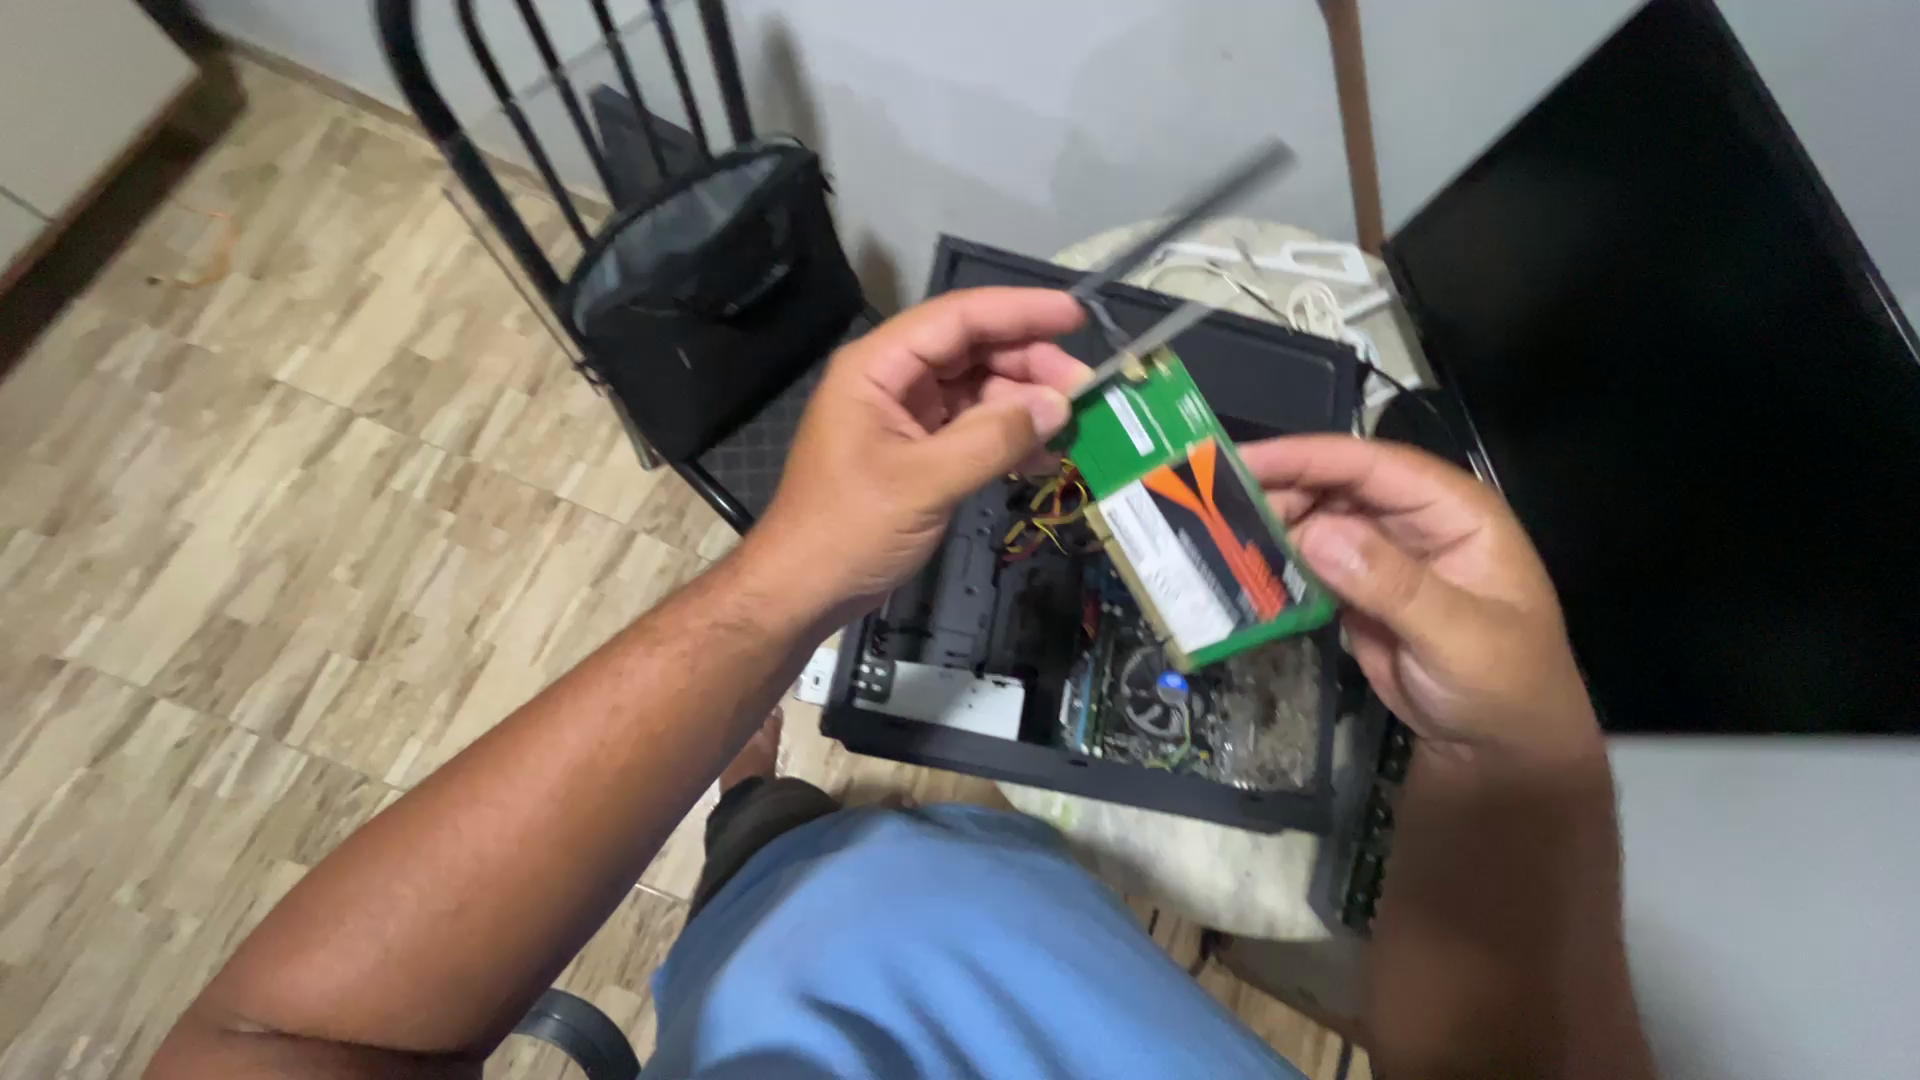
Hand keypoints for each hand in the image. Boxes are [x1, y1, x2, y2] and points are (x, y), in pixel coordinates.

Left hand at [746, 288, 1089, 617]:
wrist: (805, 589)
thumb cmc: (849, 529)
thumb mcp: (924, 482)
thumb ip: (992, 439)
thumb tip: (1058, 406)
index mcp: (879, 368)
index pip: (956, 319)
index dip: (1019, 312)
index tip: (1076, 318)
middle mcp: (894, 382)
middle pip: (972, 352)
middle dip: (1029, 365)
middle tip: (1084, 392)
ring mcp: (906, 419)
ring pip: (978, 392)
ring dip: (1024, 406)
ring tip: (1072, 427)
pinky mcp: (919, 454)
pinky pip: (973, 431)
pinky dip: (1007, 440)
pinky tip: (1043, 459)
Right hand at [1242, 435, 1601, 759]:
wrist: (1496, 744)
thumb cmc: (1504, 685)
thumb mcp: (1460, 636)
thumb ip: (1392, 584)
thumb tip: (1314, 534)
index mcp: (1451, 511)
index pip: (1372, 466)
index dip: (1306, 458)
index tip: (1242, 461)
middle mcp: (1411, 520)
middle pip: (1333, 485)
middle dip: (1276, 489)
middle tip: (1214, 505)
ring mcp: (1379, 553)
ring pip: (1313, 519)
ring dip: (1268, 525)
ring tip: (1218, 534)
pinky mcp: (1352, 586)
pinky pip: (1305, 561)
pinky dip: (1273, 561)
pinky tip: (1240, 566)